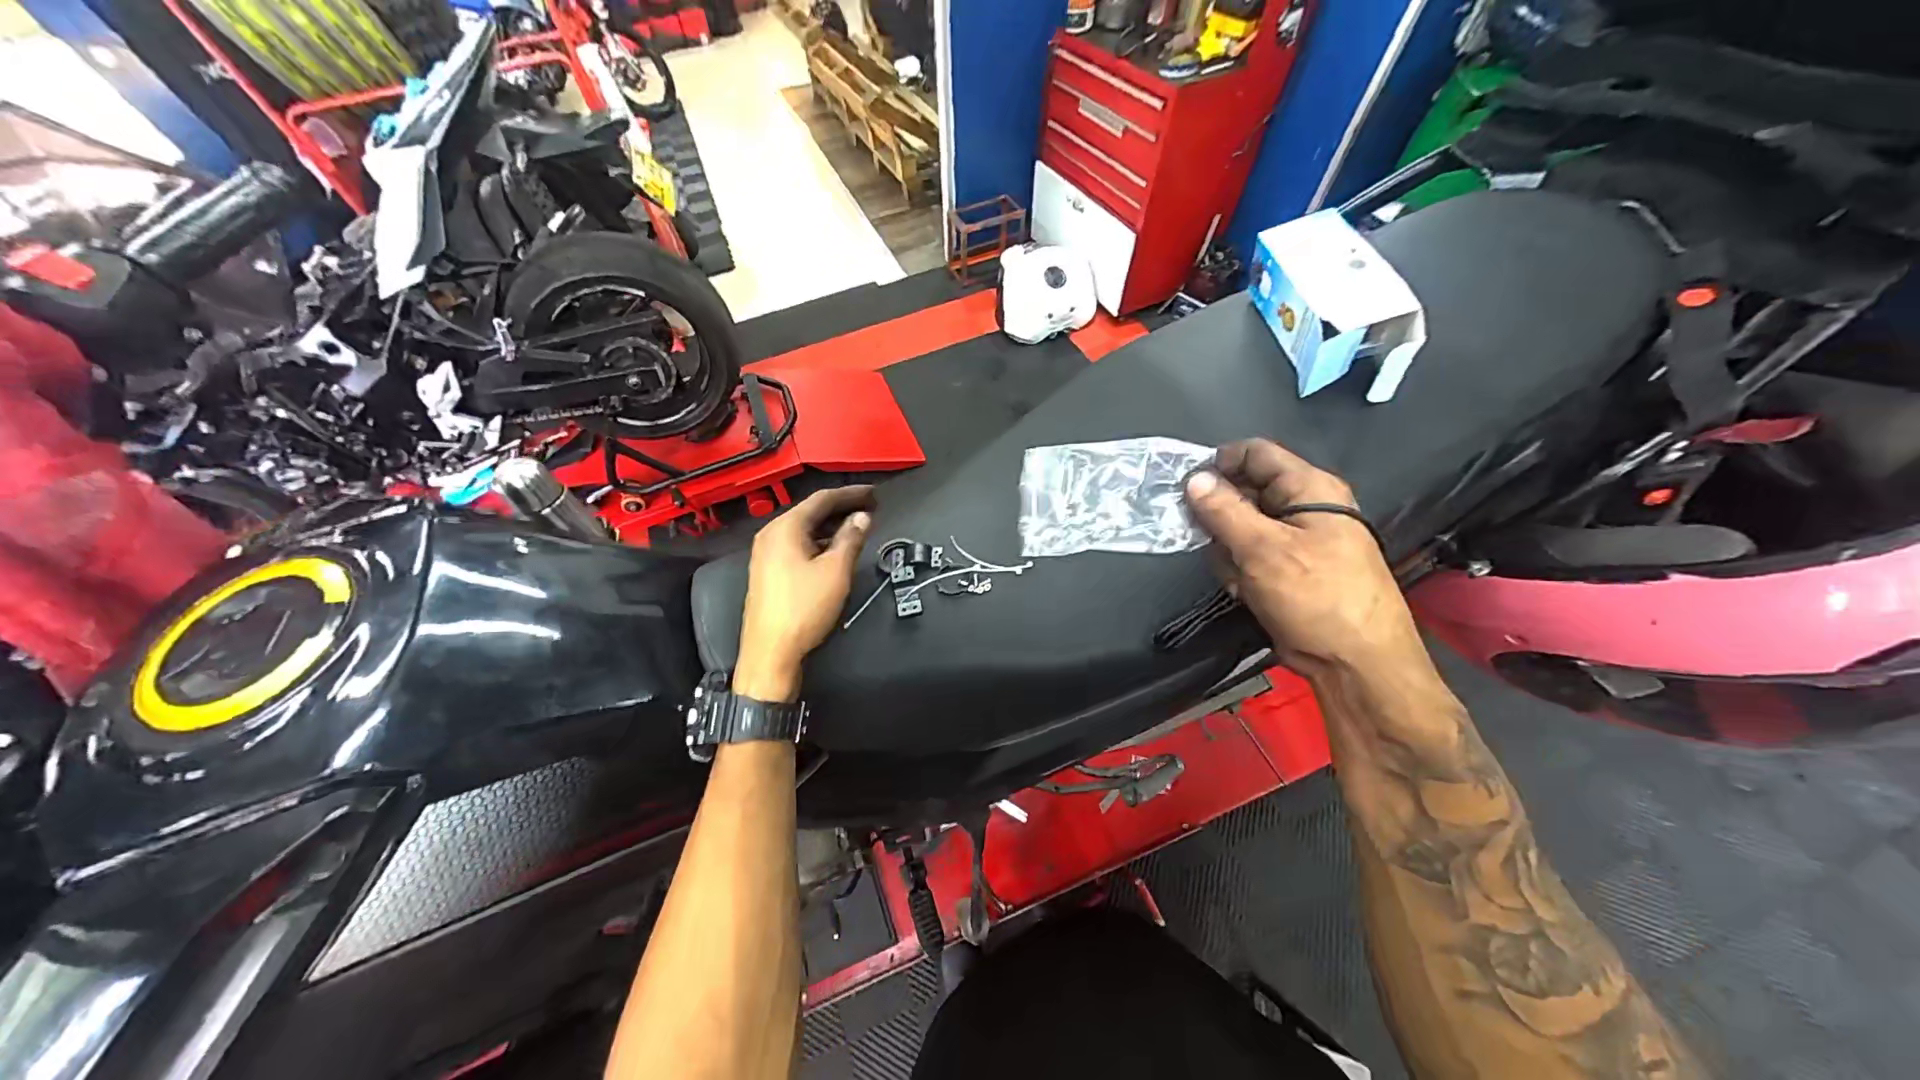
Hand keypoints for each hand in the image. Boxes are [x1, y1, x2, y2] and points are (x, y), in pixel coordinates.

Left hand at [734, 485, 875, 701]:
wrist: (770, 652)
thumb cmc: (803, 609)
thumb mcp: (836, 571)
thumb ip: (851, 539)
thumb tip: (862, 517)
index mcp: (785, 528)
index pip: (822, 499)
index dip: (851, 494)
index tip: (874, 493)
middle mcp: (771, 534)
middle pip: (811, 512)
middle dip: (842, 508)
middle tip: (870, 508)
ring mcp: (766, 553)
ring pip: (804, 529)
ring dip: (832, 526)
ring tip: (858, 527)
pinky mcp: (768, 571)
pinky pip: (798, 544)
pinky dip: (820, 541)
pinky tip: (836, 550)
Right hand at [1184, 440, 1424, 680]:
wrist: (1355, 663)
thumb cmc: (1317, 598)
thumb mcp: (1263, 549)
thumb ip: (1224, 510)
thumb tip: (1193, 479)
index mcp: (1310, 488)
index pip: (1255, 453)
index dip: (1219, 464)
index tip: (1186, 488)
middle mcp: (1305, 507)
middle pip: (1244, 492)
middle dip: (1220, 517)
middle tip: (1206, 540)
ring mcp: (1296, 540)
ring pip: (1240, 528)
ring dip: (1228, 551)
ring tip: (1237, 576)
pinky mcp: (1287, 569)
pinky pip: (1249, 556)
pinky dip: (1240, 572)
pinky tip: (1245, 591)